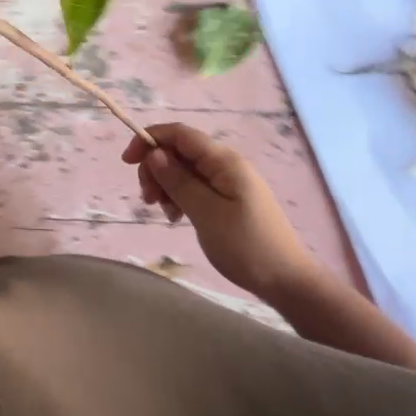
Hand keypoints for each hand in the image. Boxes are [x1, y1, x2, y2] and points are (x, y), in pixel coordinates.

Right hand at [121, 122, 322, 300]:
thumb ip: (178, 180)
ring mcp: (230, 182)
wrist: (288, 282)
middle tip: (149, 199)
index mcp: (224, 161)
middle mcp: (226, 164)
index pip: (179, 133)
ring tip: (165, 213)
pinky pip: (197, 186)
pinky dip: (181, 196)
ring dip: (167, 184)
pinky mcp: (230, 199)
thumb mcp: (206, 213)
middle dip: (157, 168)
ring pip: (186, 169)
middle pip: (180, 151)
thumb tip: (154, 153)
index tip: (127, 162)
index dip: (150, 139)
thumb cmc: (246, 246)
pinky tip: (178, 217)